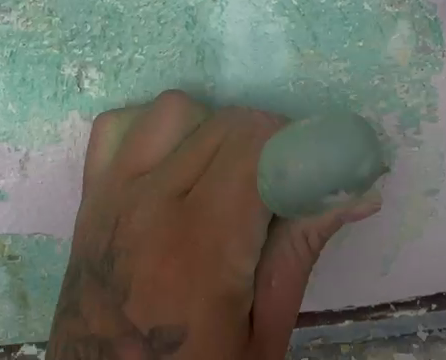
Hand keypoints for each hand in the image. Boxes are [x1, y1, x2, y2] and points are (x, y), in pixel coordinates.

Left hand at [48, 90, 378, 359]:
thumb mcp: (262, 335)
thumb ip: (301, 250)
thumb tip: (359, 191)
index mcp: (198, 245)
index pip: (258, 145)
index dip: (300, 145)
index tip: (320, 168)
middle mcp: (150, 204)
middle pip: (225, 122)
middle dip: (268, 140)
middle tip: (283, 183)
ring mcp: (111, 194)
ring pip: (174, 109)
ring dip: (211, 128)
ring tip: (226, 175)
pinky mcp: (87, 196)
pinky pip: (118, 127)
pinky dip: (151, 132)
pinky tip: (173, 165)